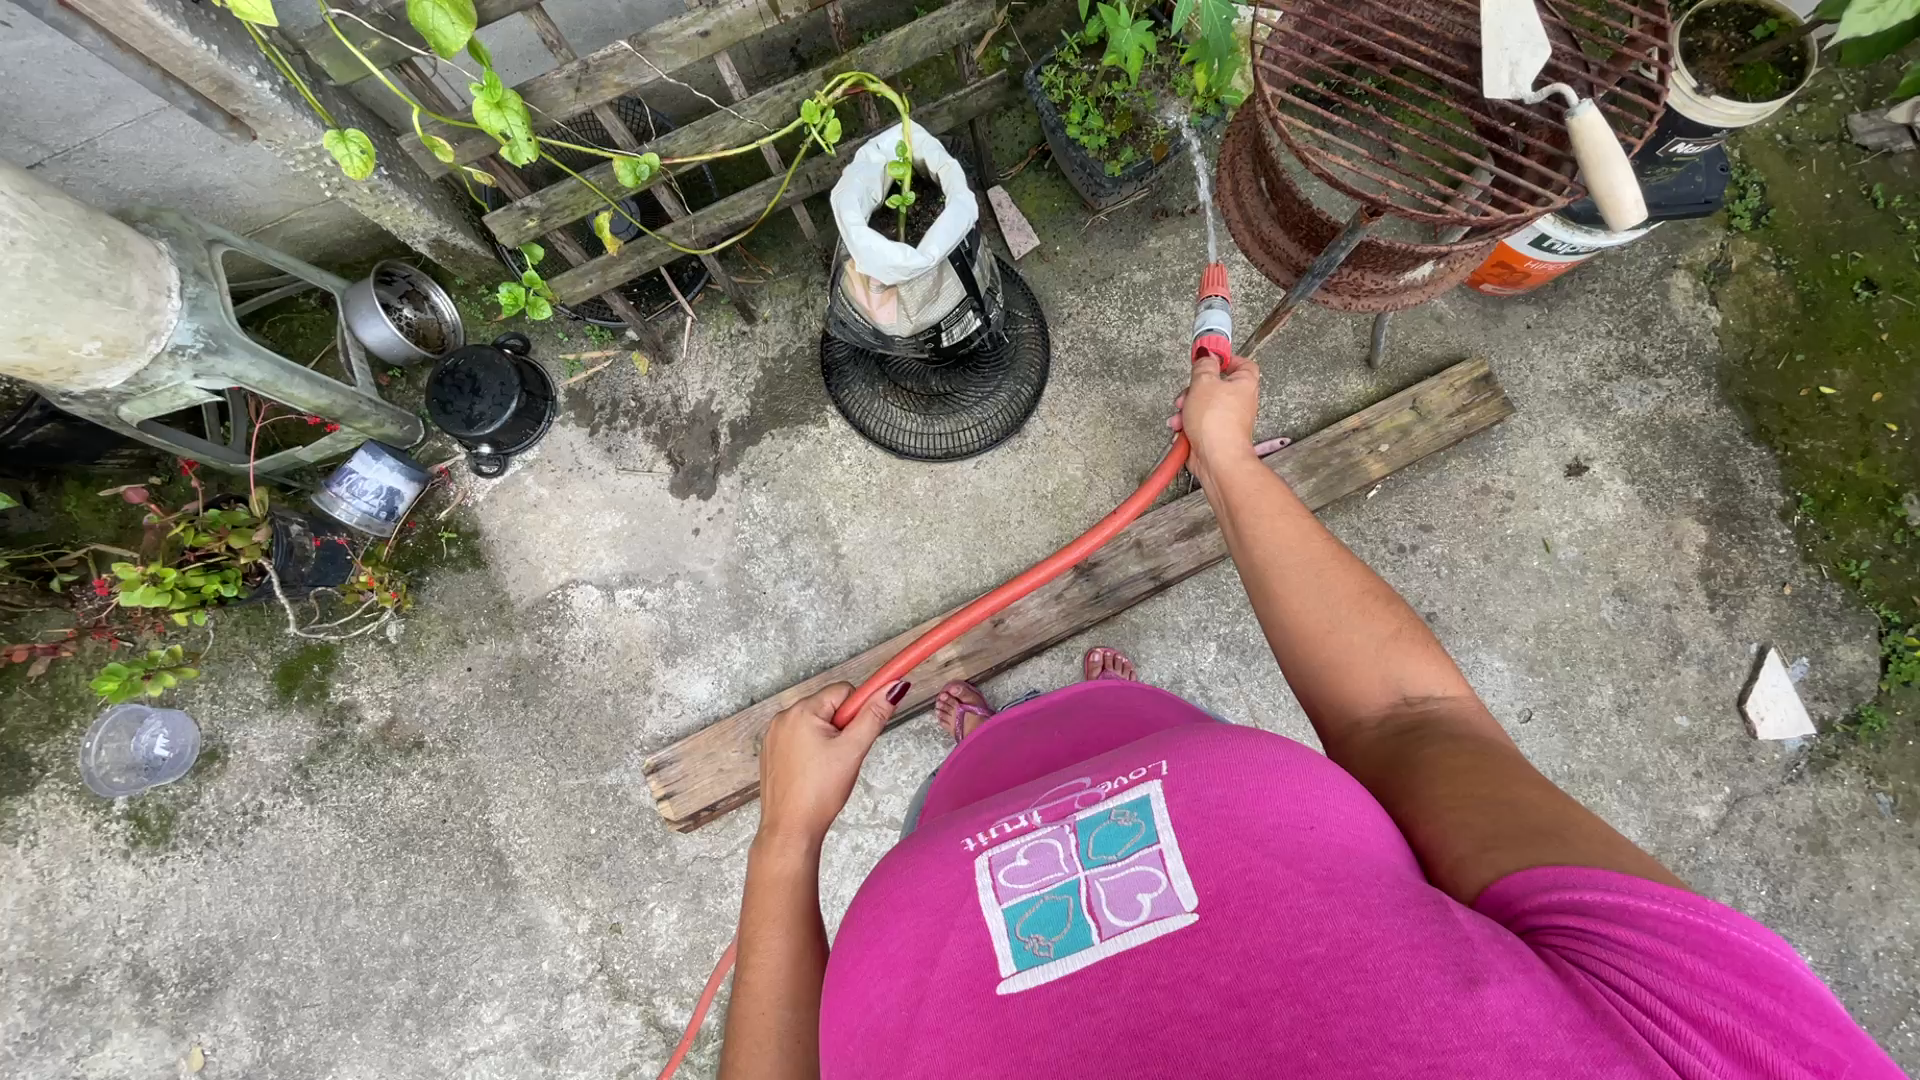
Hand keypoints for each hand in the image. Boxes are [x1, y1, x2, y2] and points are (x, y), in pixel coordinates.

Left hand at [756, 680, 904, 845]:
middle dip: (843, 726)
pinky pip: (800, 737)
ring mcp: (774, 735)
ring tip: (829, 766)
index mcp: (802, 711)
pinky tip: (815, 771)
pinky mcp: (772, 751)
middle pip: (829, 706)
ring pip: (816, 723)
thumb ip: (874, 715)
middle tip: (845, 754)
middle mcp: (783, 717)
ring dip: (829, 737)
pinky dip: (812, 748)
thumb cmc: (818, 794)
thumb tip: (892, 688)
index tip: (864, 728)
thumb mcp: (853, 750)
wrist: (790, 830)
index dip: (859, 710)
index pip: (843, 691)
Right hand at [1168, 351, 1259, 487]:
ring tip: (1179, 418)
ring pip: (1201, 407)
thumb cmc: (1217, 423)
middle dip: (1193, 391)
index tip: (1208, 360)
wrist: (1216, 458)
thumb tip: (1205, 354)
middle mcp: (1238, 402)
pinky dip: (1186, 426)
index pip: (1242, 363)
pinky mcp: (1214, 435)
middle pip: (1213, 387)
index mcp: (1244, 384)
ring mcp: (1226, 420)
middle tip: (1185, 395)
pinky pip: (1197, 424)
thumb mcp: (1203, 383)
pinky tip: (1180, 430)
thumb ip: (1203, 366)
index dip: (1225, 360)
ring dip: (1185, 411)